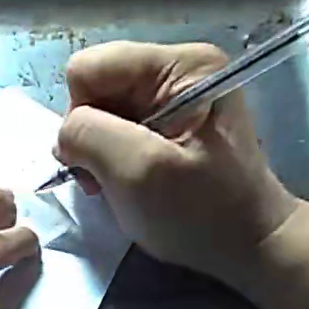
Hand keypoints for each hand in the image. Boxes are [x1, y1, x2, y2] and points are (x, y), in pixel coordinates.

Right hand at [53, 42, 299, 281]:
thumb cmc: (198, 210)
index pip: (89, 68)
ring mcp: (168, 97)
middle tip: (109, 176)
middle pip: (92, 88)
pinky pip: (112, 130)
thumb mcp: (139, 171)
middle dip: (89, 135)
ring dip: (96, 152)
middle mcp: (174, 70)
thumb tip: (65, 132)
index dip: (81, 115)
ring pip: (97, 112)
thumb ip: (91, 135)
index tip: (102, 157)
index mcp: (179, 65)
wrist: (243, 242)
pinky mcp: (163, 124)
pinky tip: (126, 180)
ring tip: (118, 182)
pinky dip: (108, 160)